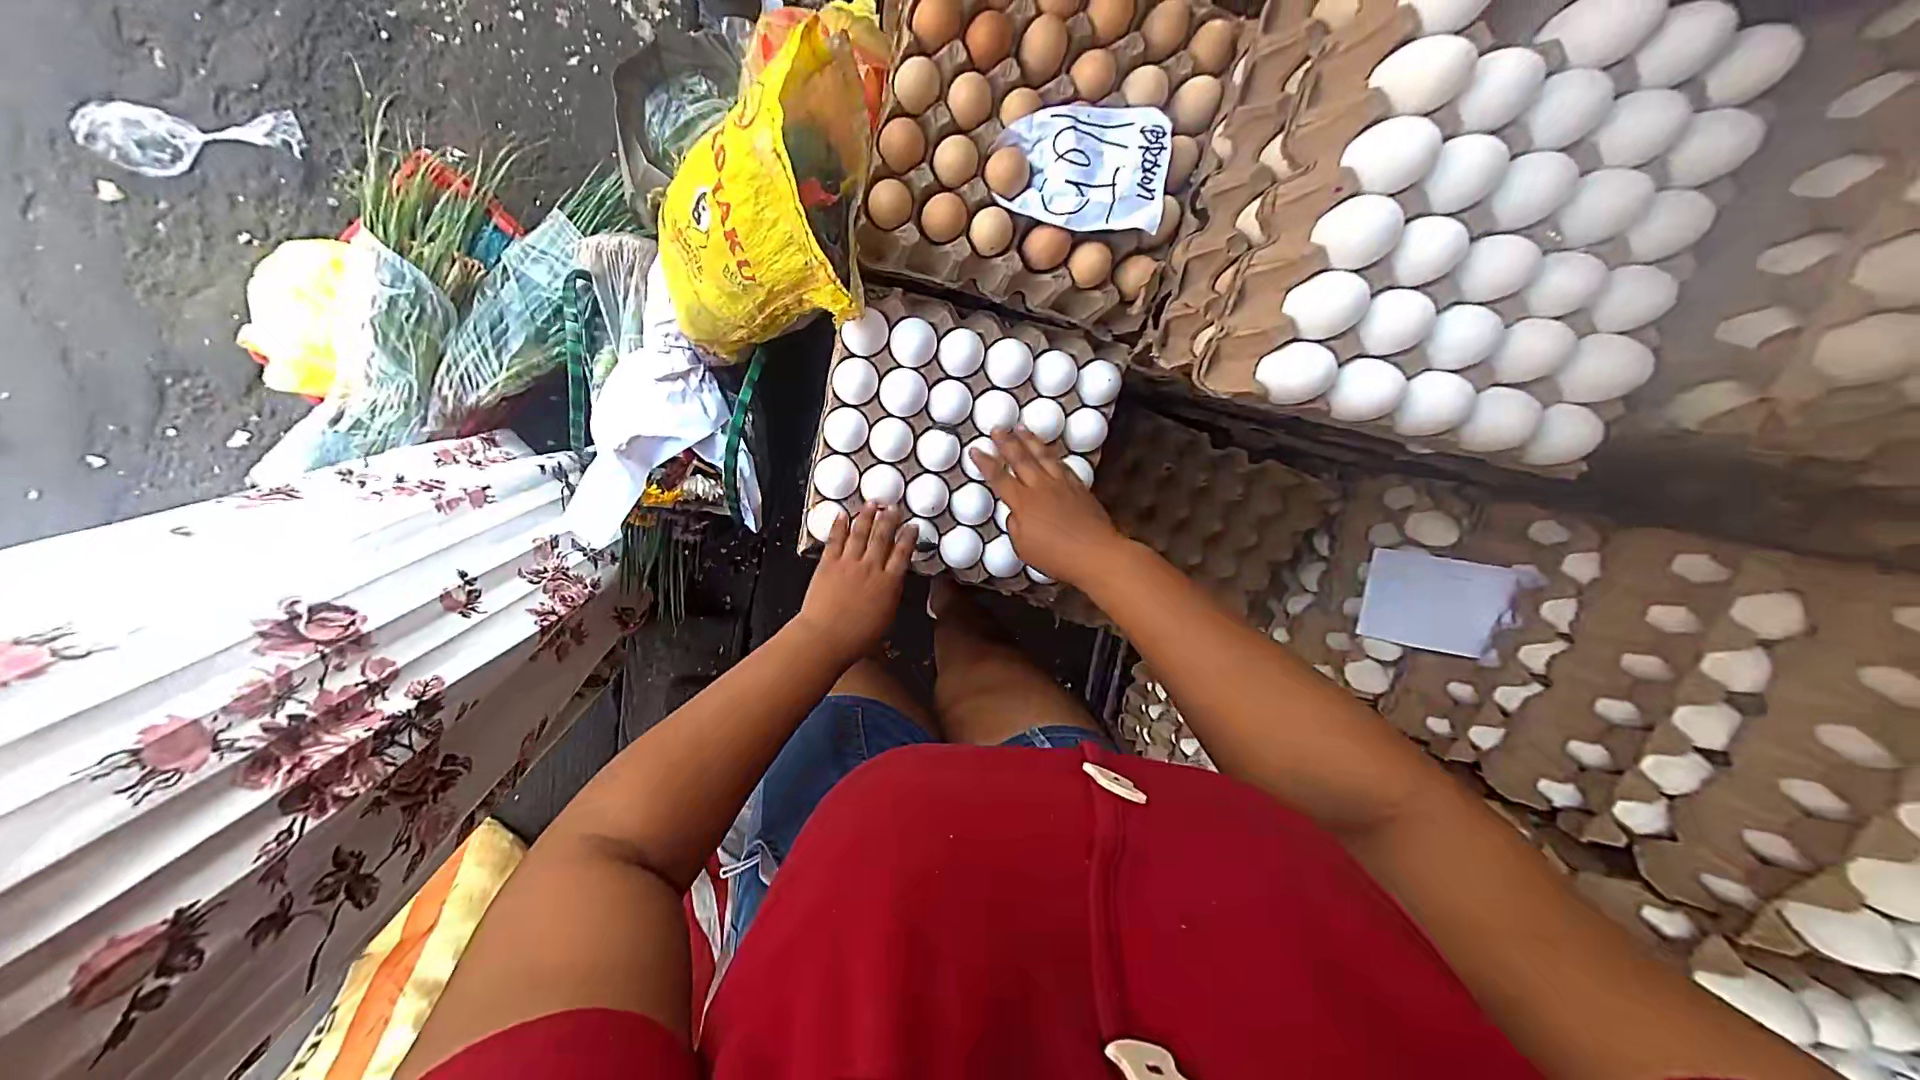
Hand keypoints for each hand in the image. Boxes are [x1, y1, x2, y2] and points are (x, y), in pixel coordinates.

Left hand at [796, 502, 915, 665]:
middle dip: (890, 519)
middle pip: (883, 536)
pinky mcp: (829, 564)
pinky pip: (836, 539)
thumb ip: (890, 594)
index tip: (912, 527)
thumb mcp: (885, 617)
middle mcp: (871, 568)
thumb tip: (893, 583)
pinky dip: (840, 526)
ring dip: (867, 516)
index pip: (903, 553)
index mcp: (889, 583)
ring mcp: (849, 563)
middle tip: (893, 507)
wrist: (826, 637)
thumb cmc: (856, 637)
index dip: (909, 537)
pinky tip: (842, 516)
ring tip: (872, 503)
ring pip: (861, 532)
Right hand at [971, 427, 1126, 588]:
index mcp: (1023, 502)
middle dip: (1006, 442)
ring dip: (1030, 441)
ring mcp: (1062, 484)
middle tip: (997, 429)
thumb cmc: (1058, 556)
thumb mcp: (1023, 547)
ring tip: (1021, 429)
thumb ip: (1014, 526)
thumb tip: (1015, 514)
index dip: (985, 463)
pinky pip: (1062, 464)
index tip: (976, 450)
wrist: (1095, 552)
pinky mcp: (1079, 487)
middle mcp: (1041, 488)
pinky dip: (1053, 454)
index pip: (999, 478)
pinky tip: (1050, 451)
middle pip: (1020, 459)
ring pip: (1042, 455)